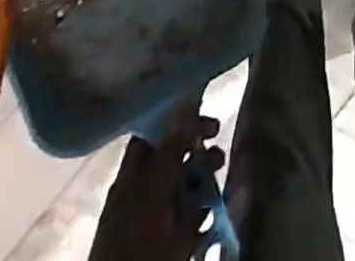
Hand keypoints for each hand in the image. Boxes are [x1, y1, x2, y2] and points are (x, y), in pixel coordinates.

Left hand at [91, 106, 222, 260]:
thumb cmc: (135, 240)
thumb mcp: (152, 190)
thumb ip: (169, 153)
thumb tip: (187, 117)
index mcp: (132, 177)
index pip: (152, 137)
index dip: (174, 121)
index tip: (200, 113)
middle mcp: (147, 192)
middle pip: (174, 158)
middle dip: (198, 145)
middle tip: (218, 136)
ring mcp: (162, 218)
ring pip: (188, 184)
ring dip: (207, 172)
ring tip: (221, 166)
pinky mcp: (178, 241)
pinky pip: (198, 214)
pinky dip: (210, 204)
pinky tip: (219, 200)